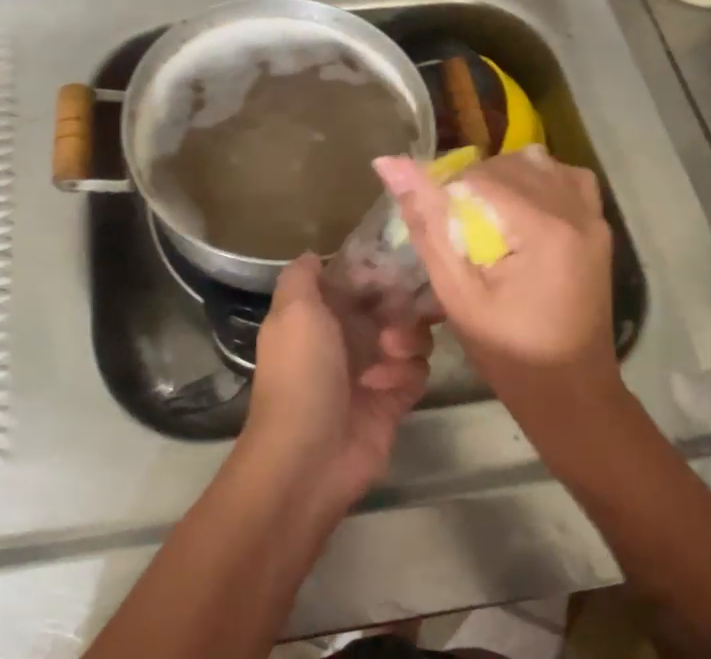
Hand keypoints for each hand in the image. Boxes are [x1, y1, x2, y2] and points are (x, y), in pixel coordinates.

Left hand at [243, 254, 432, 513]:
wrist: (309, 455)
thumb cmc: (301, 373)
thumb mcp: (292, 311)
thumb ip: (302, 277)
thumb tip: (314, 255)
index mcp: (317, 314)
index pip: (355, 281)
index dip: (375, 271)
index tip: (397, 263)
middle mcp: (344, 338)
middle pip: (388, 305)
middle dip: (401, 303)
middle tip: (405, 309)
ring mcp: (370, 369)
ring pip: (409, 335)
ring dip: (407, 338)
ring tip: (392, 351)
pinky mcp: (393, 399)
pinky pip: (417, 371)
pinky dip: (408, 373)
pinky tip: (388, 384)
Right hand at [373, 147, 619, 403]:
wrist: (571, 390)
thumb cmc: (507, 351)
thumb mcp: (457, 292)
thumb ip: (428, 223)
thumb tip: (390, 164)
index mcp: (542, 228)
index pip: (479, 176)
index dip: (446, 190)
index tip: (434, 223)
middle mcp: (574, 210)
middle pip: (508, 164)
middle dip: (472, 184)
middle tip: (455, 226)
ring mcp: (593, 216)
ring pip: (537, 164)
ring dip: (503, 179)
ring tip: (485, 218)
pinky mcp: (599, 226)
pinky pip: (567, 178)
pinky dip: (539, 181)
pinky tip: (522, 210)